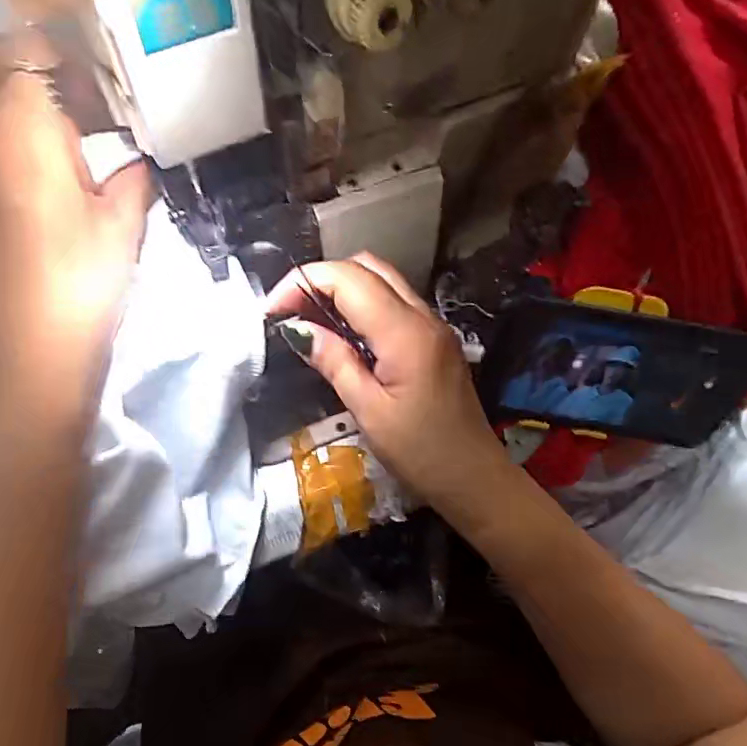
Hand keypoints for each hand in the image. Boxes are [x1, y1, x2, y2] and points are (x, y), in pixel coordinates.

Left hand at [0, 31, 152, 418]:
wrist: (29, 353)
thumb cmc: (82, 288)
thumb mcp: (123, 228)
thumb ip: (130, 178)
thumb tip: (131, 163)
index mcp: (22, 124)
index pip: (30, 50)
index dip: (62, 64)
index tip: (89, 99)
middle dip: (13, 68)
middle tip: (52, 114)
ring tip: (19, 150)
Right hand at [265, 254, 520, 519]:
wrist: (474, 477)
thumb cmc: (420, 454)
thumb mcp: (369, 412)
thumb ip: (335, 363)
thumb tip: (299, 329)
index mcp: (405, 333)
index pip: (349, 279)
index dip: (304, 282)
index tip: (272, 310)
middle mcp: (423, 317)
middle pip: (368, 268)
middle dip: (322, 279)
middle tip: (289, 313)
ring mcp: (433, 327)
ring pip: (383, 282)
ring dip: (342, 291)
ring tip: (308, 322)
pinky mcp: (434, 342)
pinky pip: (394, 306)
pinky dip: (362, 308)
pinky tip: (341, 336)